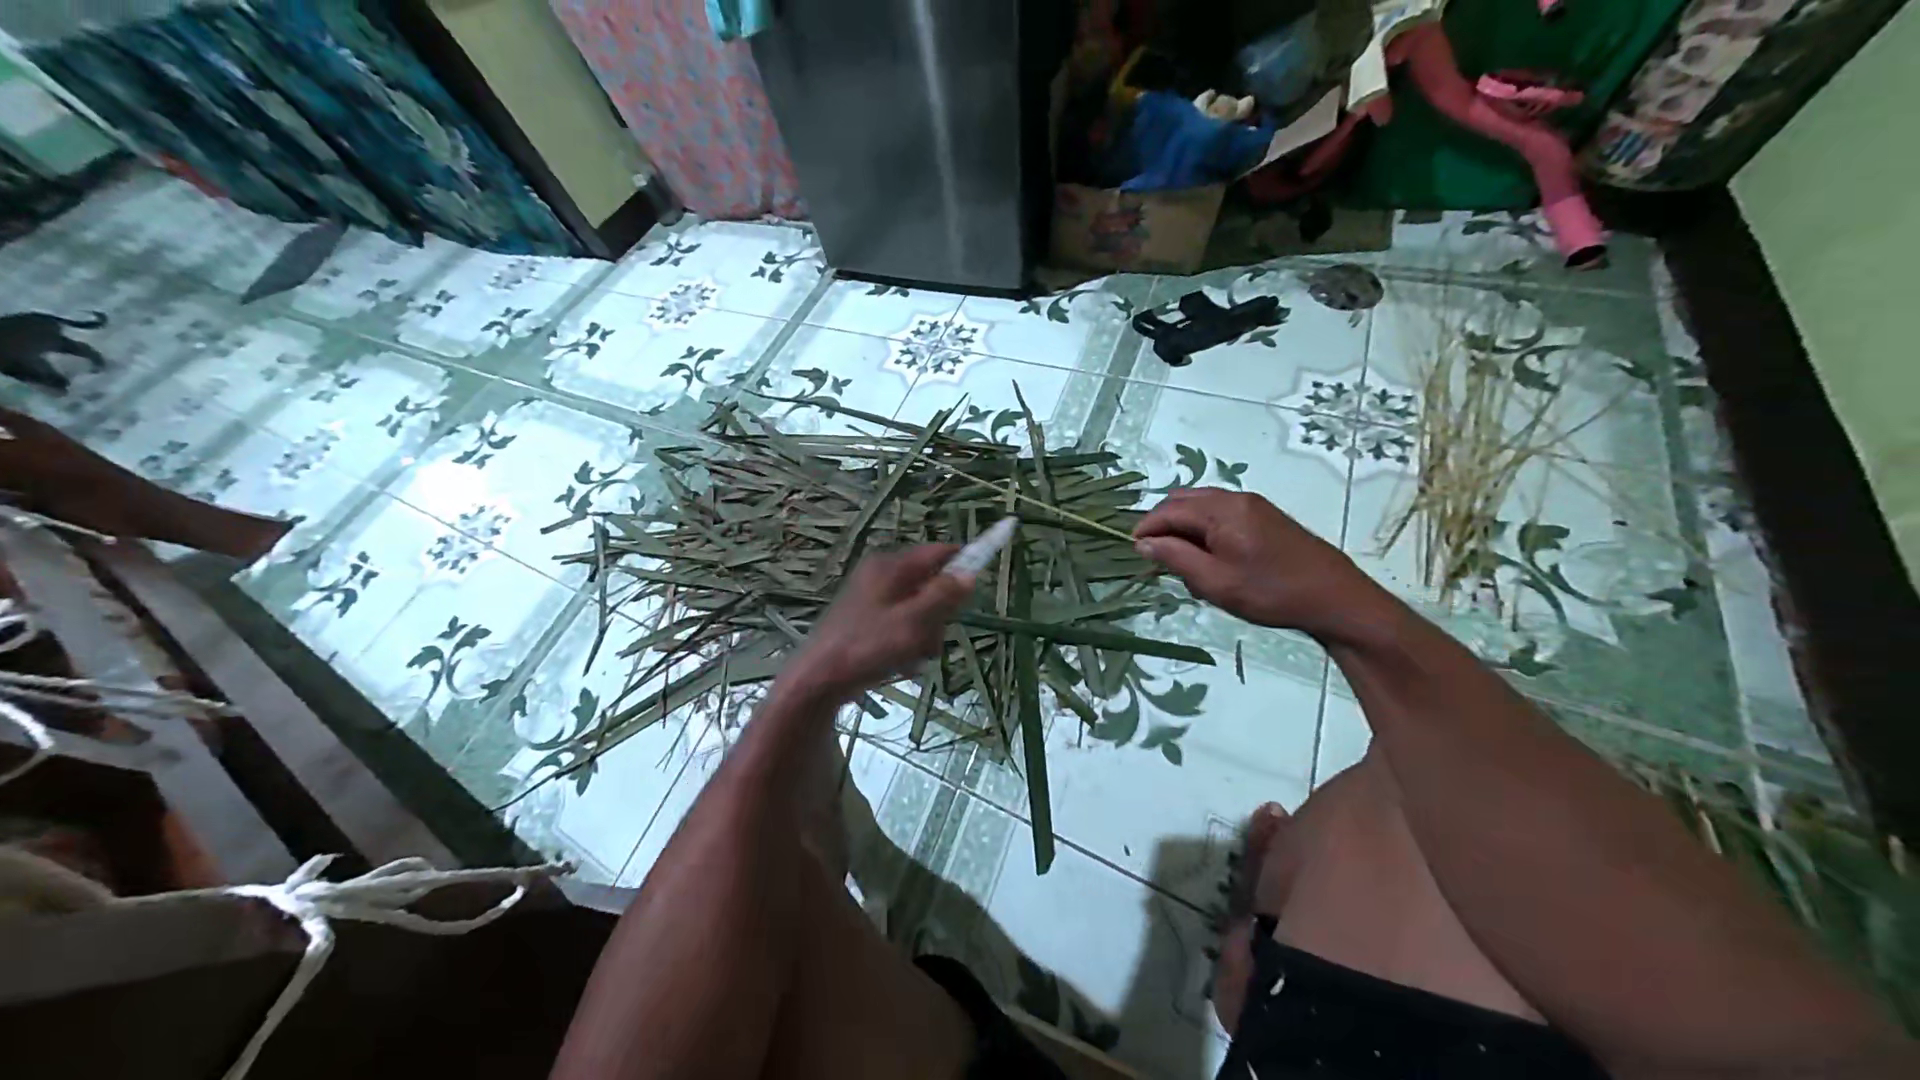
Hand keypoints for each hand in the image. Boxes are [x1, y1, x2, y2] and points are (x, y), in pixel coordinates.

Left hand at [779, 545, 973, 700]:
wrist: (817, 681)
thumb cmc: (867, 647)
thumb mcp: (913, 622)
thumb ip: (944, 596)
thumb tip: (970, 572)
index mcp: (890, 566)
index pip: (938, 552)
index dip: (962, 565)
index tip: (976, 590)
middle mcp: (880, 575)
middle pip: (930, 585)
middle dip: (939, 614)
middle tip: (931, 637)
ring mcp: (870, 598)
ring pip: (917, 609)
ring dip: (924, 634)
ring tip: (911, 657)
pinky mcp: (864, 620)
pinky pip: (900, 625)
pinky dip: (906, 642)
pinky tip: (898, 663)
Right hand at [1132, 488, 1396, 645]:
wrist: (1335, 598)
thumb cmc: (1271, 593)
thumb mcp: (1215, 582)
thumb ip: (1175, 558)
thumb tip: (1143, 543)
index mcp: (1222, 510)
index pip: (1169, 510)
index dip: (1146, 529)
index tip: (1133, 552)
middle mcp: (1236, 498)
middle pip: (1183, 500)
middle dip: (1162, 524)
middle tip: (1153, 557)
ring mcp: (1252, 505)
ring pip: (1201, 505)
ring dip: (1182, 526)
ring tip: (1178, 560)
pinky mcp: (1264, 516)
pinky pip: (1220, 513)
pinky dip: (1202, 528)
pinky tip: (1206, 556)